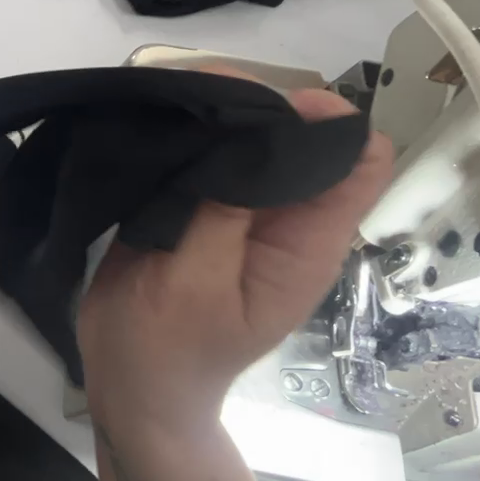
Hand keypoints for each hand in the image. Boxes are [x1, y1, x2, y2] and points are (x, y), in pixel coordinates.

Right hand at [75, 84, 392, 434]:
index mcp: (303, 243)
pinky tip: (146, 132)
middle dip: (253, 111)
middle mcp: (278, 222)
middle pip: (293, 143)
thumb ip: (223, 211)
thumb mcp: (196, 283)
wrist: (128, 384)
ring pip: (240, 148)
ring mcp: (232, 217)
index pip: (351, 162)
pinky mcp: (190, 214)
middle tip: (191, 96)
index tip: (259, 102)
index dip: (321, 122)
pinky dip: (177, 142)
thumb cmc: (166, 348)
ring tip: (162, 109)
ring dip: (208, 124)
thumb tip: (248, 134)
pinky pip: (196, 164)